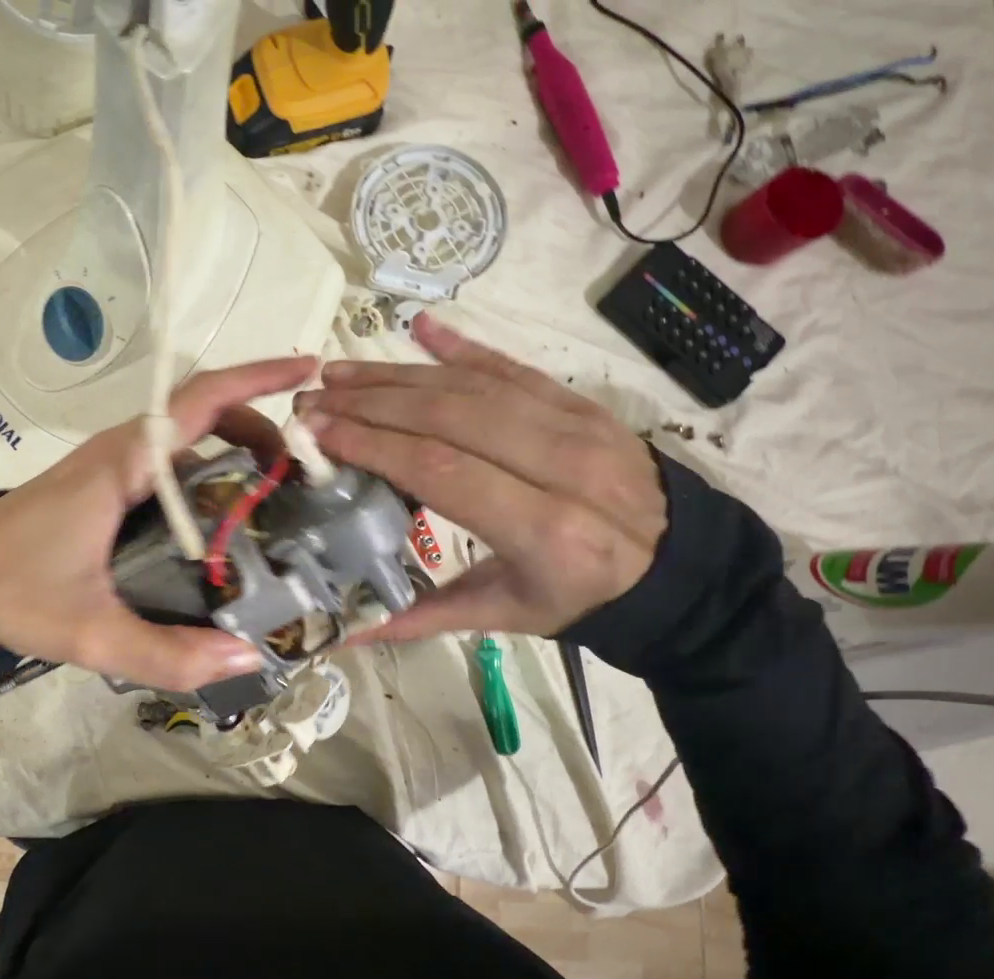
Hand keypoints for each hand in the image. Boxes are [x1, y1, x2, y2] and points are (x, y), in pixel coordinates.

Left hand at [0, 356, 317, 691]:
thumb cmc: (17, 593)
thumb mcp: (91, 633)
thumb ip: (165, 653)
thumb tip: (247, 654)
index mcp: (122, 465)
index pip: (198, 402)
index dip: (256, 379)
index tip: (307, 370)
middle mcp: (122, 454)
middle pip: (204, 416)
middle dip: (261, 431)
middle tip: (304, 475)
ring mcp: (114, 469)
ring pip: (189, 442)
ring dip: (238, 454)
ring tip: (281, 502)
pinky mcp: (108, 489)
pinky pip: (171, 469)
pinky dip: (210, 478)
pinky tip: (230, 523)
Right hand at [296, 314, 666, 641]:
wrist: (681, 568)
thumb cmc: (579, 598)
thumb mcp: (503, 615)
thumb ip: (419, 617)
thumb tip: (339, 634)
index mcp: (542, 529)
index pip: (441, 470)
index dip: (375, 445)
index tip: (319, 432)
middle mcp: (562, 466)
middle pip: (450, 416)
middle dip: (371, 403)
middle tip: (312, 400)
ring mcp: (577, 424)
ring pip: (475, 385)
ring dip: (399, 373)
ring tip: (339, 373)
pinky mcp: (582, 403)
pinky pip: (514, 366)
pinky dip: (463, 345)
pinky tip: (418, 328)